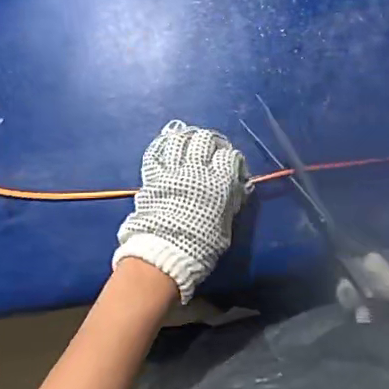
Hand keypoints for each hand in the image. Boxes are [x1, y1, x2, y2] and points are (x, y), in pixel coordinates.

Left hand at [113, 121, 252, 301]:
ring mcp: (172, 171)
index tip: (231, 165)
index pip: (229, 158)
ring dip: (187, 137)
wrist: (164, 251)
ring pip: (180, 140)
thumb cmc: (199, 246)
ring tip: (190, 139)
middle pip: (205, 141)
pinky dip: (162, 145)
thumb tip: (235, 190)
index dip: (232, 159)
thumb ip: (229, 203)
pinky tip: (167, 143)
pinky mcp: (153, 176)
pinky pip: (156, 152)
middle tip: (211, 148)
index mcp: (218, 184)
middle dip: (211, 142)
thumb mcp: (224, 227)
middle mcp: (196, 171)